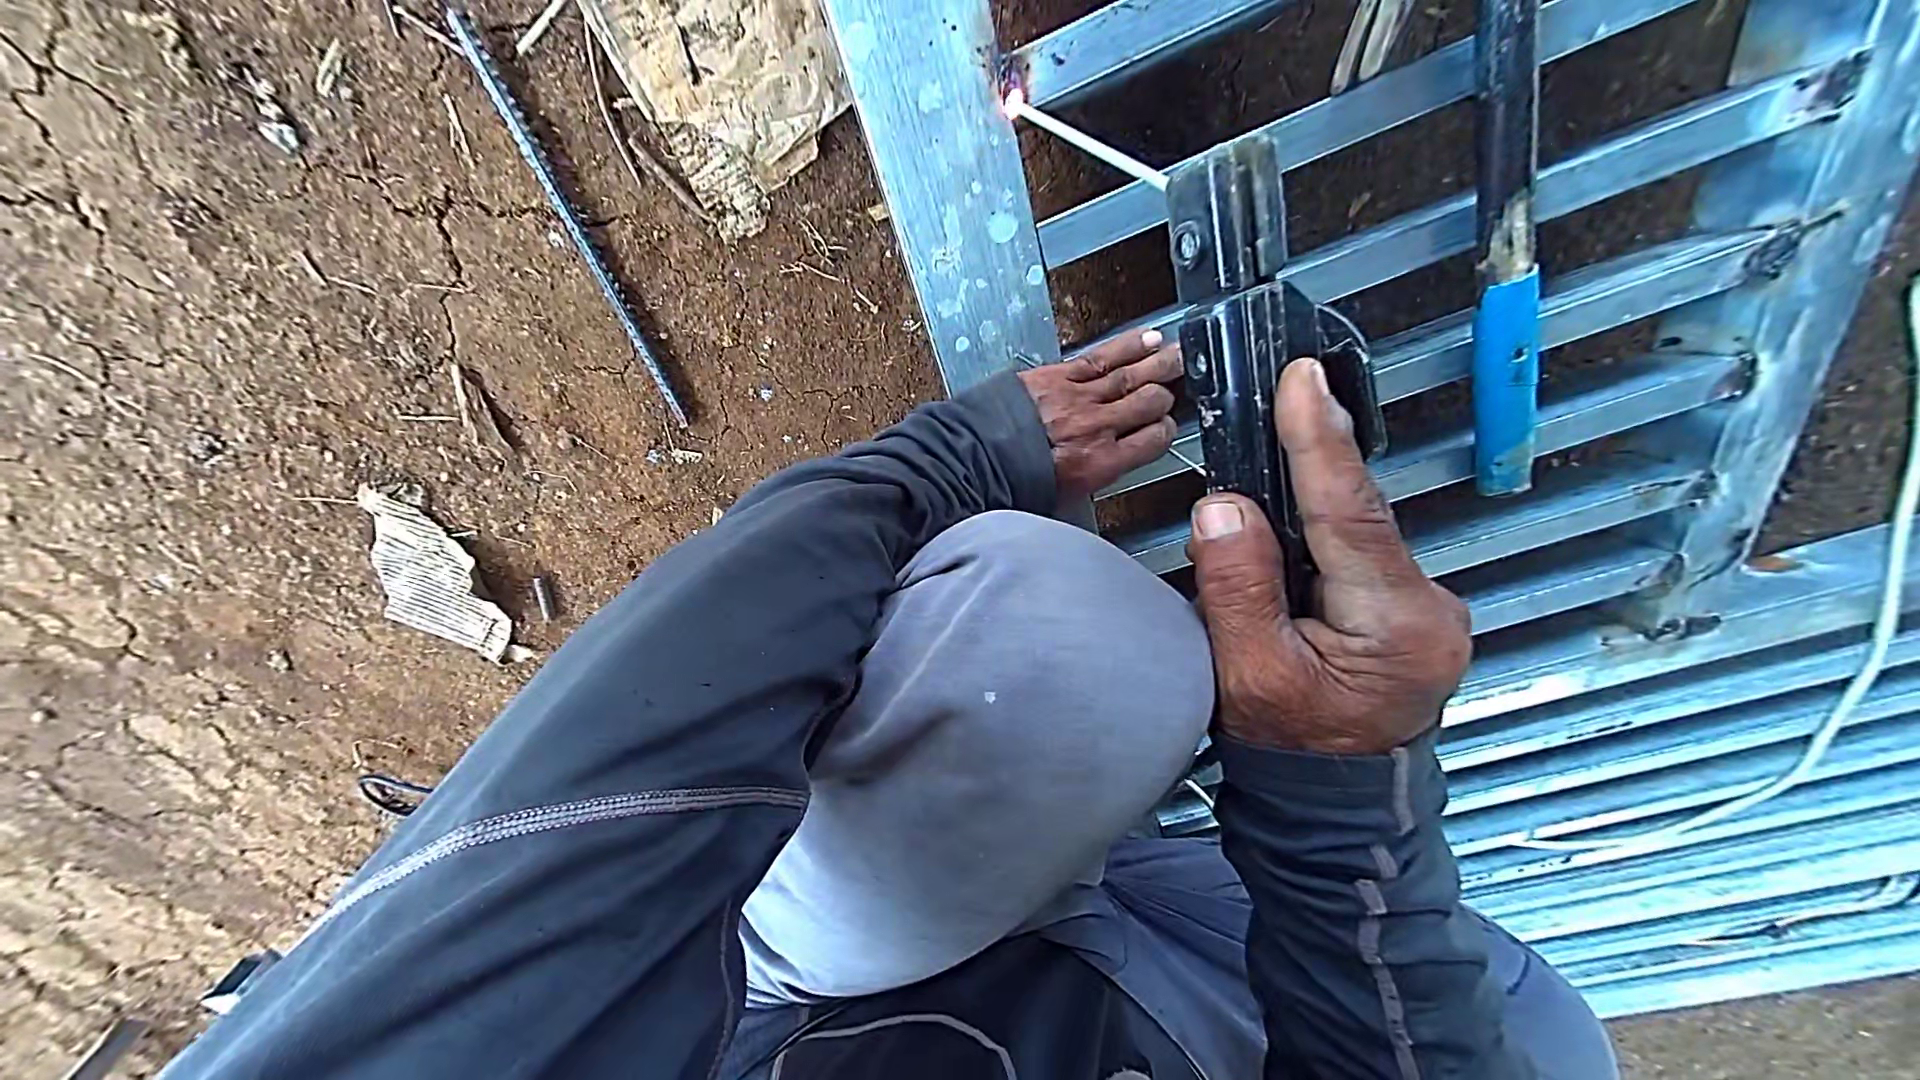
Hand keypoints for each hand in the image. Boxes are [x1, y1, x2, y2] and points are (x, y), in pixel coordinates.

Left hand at [1018, 329, 1181, 499]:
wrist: (974, 459)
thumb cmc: (1010, 482)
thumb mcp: (1061, 497)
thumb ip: (1092, 479)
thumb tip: (1104, 470)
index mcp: (1101, 462)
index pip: (1153, 441)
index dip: (1164, 431)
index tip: (1166, 425)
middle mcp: (1097, 427)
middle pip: (1148, 403)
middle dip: (1164, 395)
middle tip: (1177, 384)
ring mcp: (1079, 398)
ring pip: (1131, 376)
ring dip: (1159, 364)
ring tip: (1178, 355)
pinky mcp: (1059, 375)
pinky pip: (1102, 357)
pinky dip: (1128, 346)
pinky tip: (1147, 339)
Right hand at [1186, 357, 1470, 755]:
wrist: (1327, 796)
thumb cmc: (1287, 743)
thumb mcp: (1247, 673)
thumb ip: (1236, 588)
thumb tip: (1223, 508)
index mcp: (1398, 625)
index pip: (1351, 515)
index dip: (1320, 442)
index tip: (1302, 380)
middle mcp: (1428, 605)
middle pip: (1352, 515)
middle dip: (1304, 468)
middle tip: (1270, 411)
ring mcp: (1422, 604)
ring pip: (1349, 529)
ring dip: (1299, 505)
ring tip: (1255, 495)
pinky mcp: (1403, 606)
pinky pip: (1349, 549)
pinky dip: (1308, 533)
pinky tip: (1275, 538)